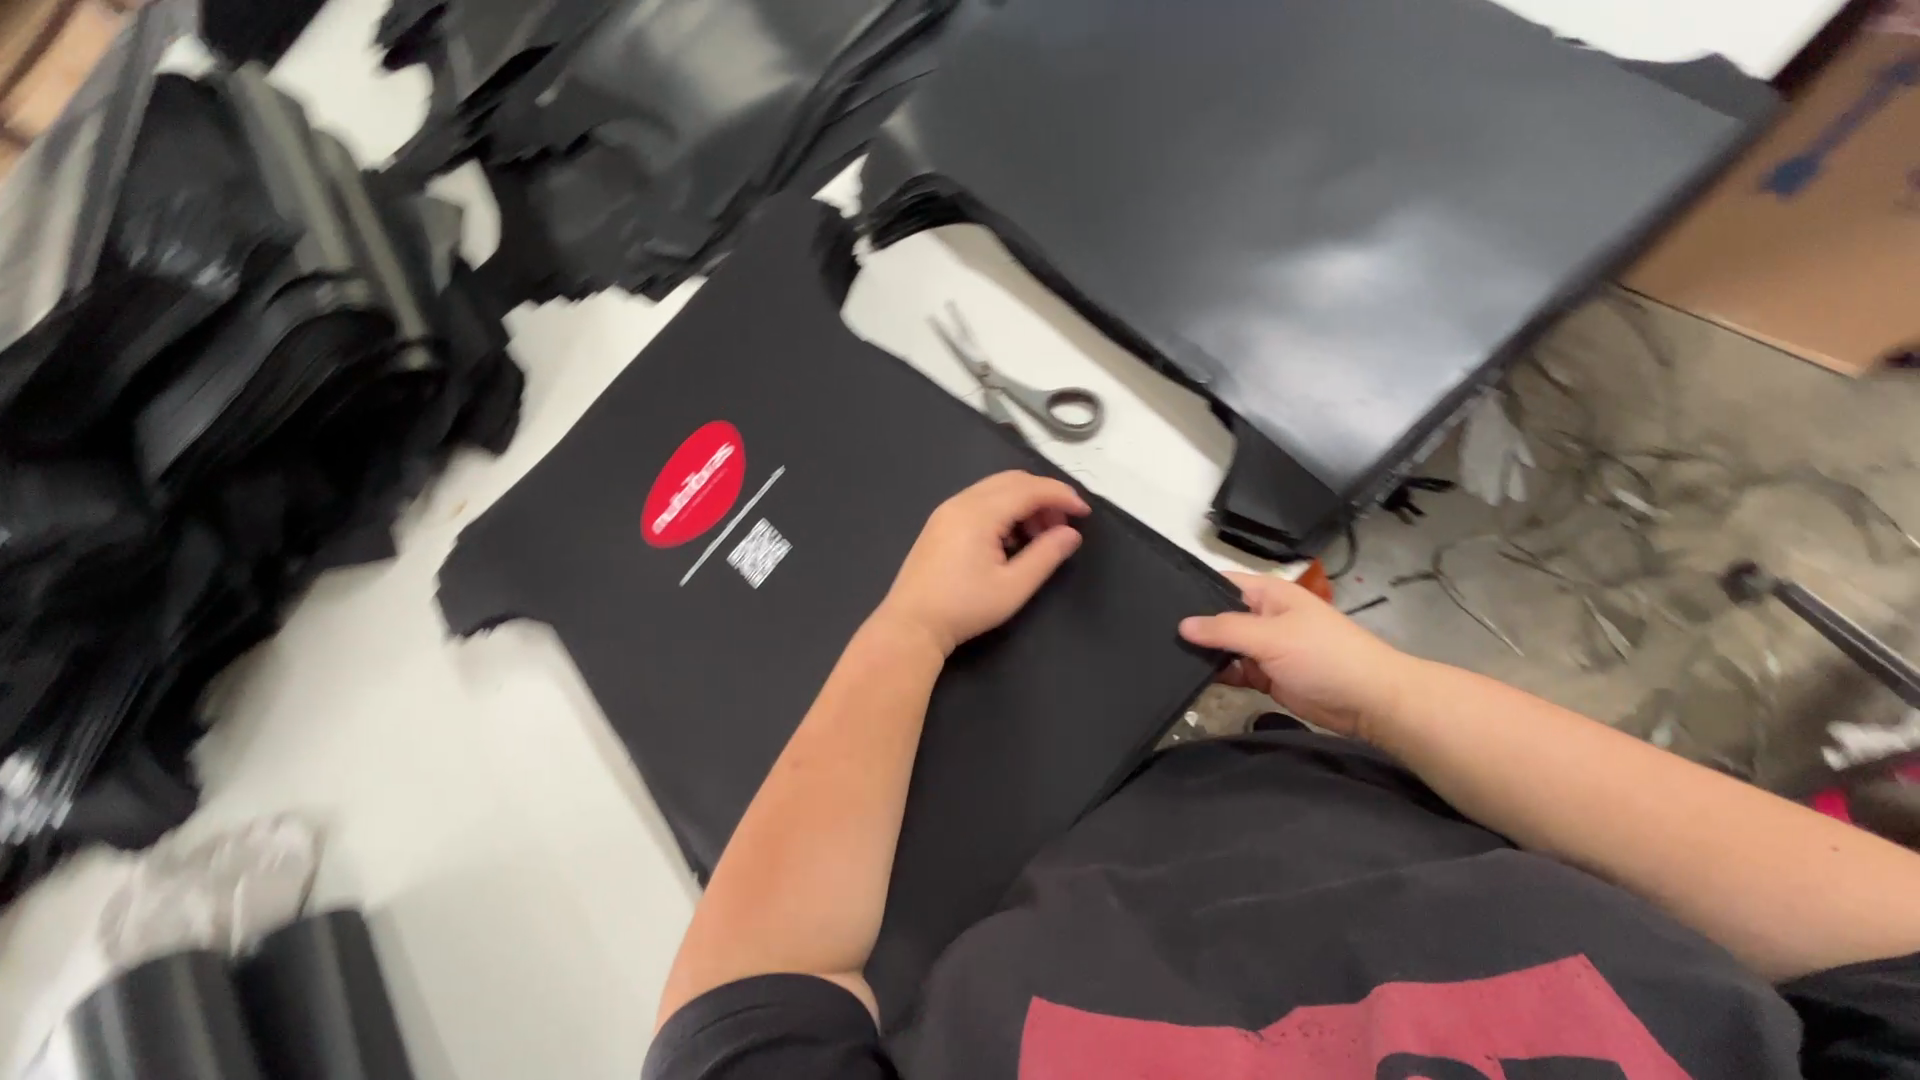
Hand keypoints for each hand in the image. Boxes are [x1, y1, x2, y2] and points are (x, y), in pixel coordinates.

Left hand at [876, 471, 1090, 656]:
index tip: (1084, 513)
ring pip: (995, 489)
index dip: (1061, 495)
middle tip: (1063, 525)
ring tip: (1040, 537)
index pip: (1029, 489)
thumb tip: (1071, 534)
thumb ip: (1046, 555)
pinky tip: (1012, 539)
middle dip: (1044, 496)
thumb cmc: (964, 607)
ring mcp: (946, 511)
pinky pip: (979, 501)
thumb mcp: (1013, 586)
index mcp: (979, 513)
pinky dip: (1003, 510)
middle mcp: (961, 502)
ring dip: (1024, 503)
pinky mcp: (939, 523)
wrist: (911, 624)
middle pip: (1012, 481)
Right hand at [1179, 572, 1420, 741]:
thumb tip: (1182, 625)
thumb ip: (1225, 629)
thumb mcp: (1271, 636)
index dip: (1191, 589)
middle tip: (1152, 633)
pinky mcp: (1265, 675)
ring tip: (1162, 655)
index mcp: (1267, 594)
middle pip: (1217, 616)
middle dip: (1192, 625)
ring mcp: (1264, 647)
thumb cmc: (1324, 656)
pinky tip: (1189, 678)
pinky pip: (1232, 671)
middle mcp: (1262, 616)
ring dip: (1202, 653)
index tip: (1156, 600)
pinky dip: (1216, 674)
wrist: (1369, 702)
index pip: (1220, 582)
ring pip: (1223, 646)